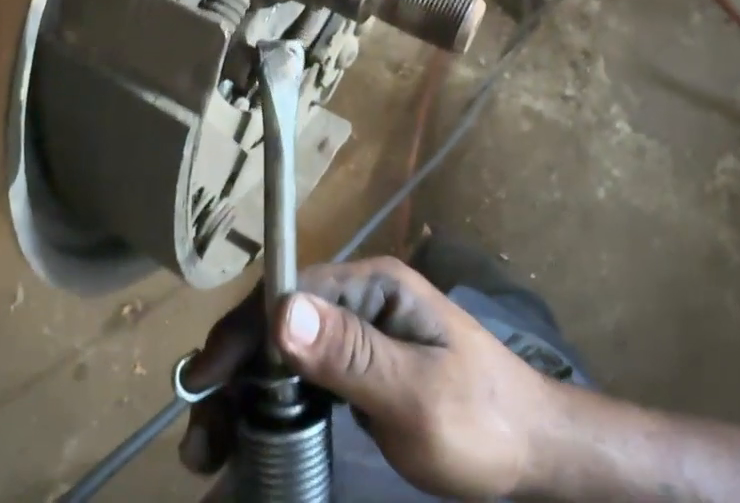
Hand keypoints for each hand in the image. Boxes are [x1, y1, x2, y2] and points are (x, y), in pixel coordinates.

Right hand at [177, 257, 558, 498]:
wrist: (538, 453)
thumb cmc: (485, 423)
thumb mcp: (418, 394)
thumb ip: (352, 355)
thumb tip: (279, 311)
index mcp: (374, 286)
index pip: (289, 292)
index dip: (240, 334)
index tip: (204, 385)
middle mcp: (360, 300)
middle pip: (276, 323)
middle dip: (232, 374)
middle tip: (201, 439)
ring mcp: (359, 334)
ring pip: (282, 353)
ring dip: (242, 395)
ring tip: (211, 448)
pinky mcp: (358, 369)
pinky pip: (301, 379)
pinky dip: (268, 406)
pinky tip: (246, 436)